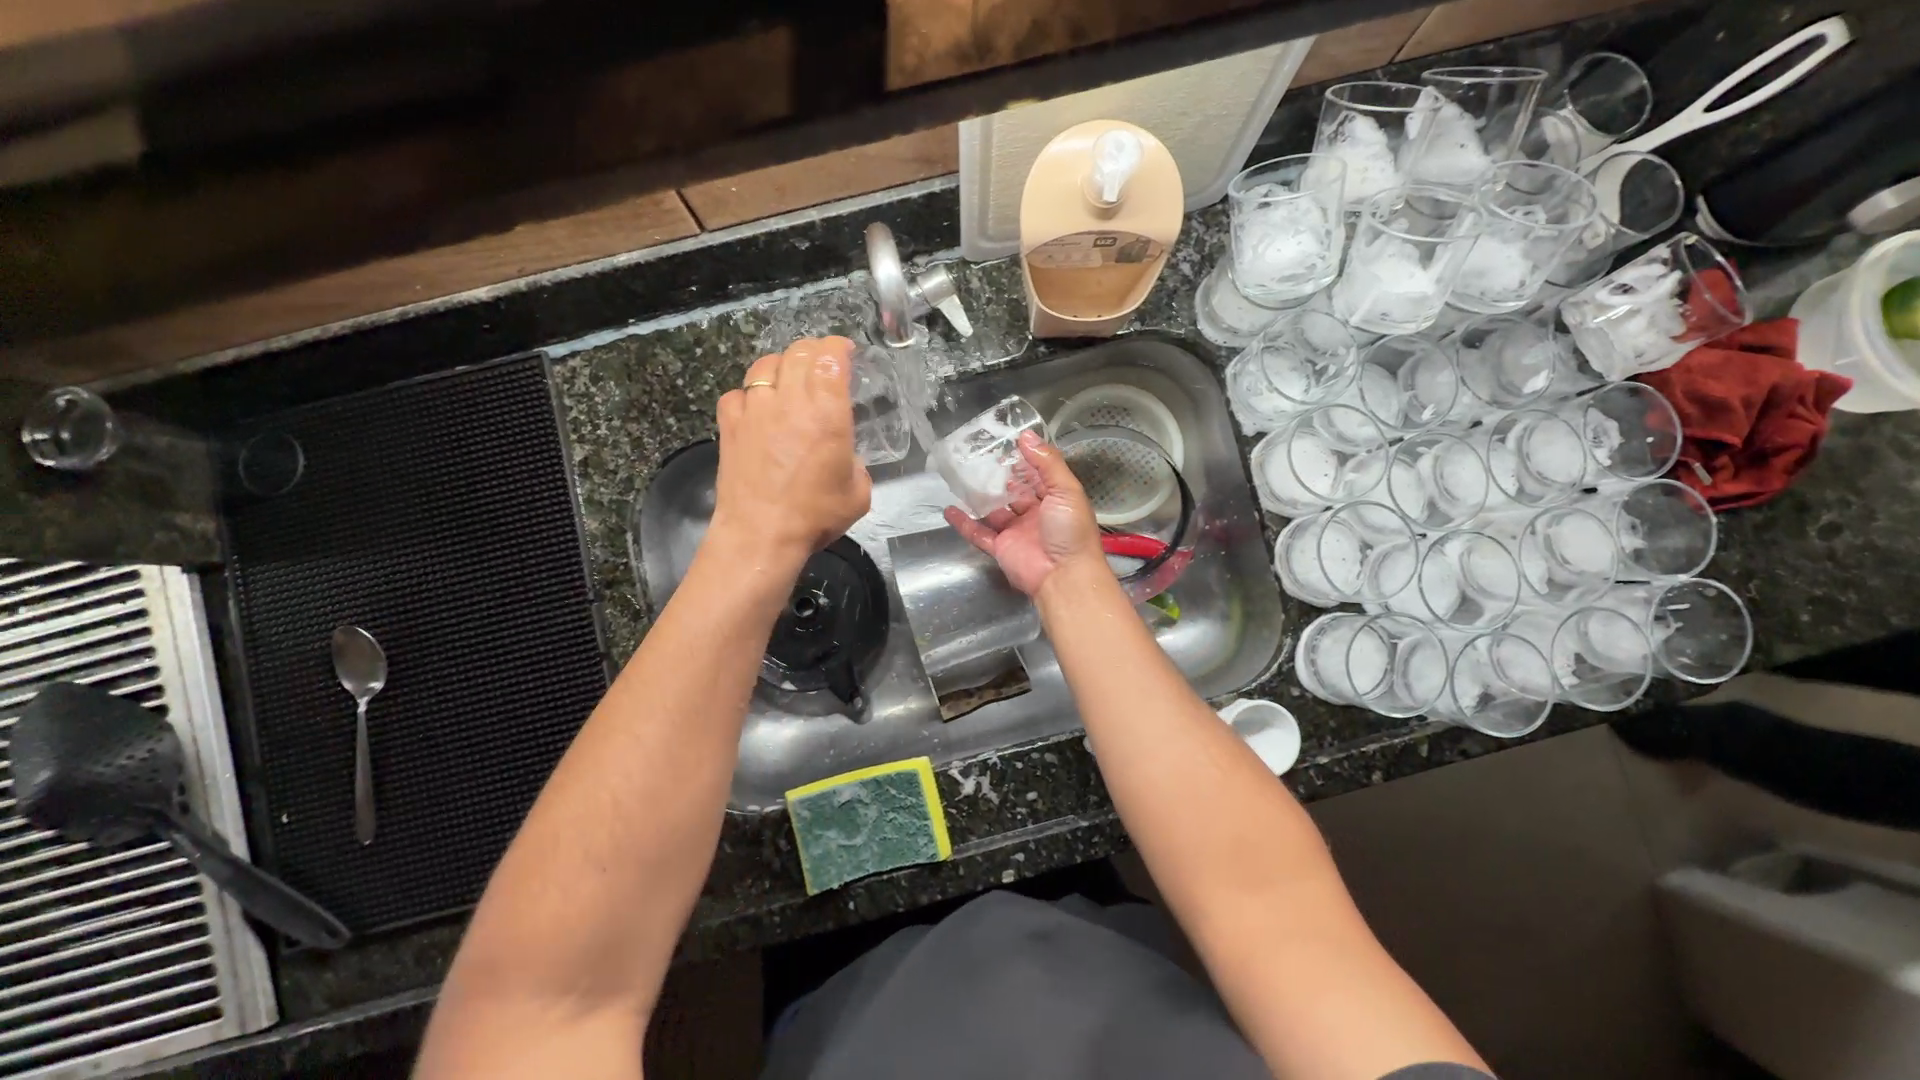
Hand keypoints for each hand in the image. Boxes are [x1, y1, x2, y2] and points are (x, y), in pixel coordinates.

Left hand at [710, 337, 871, 568]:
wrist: (761, 534)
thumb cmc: (814, 516)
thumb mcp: (858, 492)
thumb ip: (857, 464)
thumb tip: (846, 458)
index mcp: (827, 412)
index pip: (830, 356)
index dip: (838, 348)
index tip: (845, 353)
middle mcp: (790, 401)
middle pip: (798, 353)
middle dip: (813, 351)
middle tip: (821, 362)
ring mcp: (755, 410)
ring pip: (766, 365)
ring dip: (782, 366)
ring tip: (789, 379)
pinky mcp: (730, 425)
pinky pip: (738, 393)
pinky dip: (750, 394)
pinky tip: (757, 408)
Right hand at [943, 432, 1104, 596]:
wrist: (1064, 576)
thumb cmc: (1070, 530)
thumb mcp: (1066, 490)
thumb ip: (1047, 462)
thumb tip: (1026, 436)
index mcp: (1055, 499)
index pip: (1036, 474)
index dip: (1022, 459)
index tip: (1002, 442)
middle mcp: (1035, 514)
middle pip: (1013, 491)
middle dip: (998, 476)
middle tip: (976, 456)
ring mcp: (1016, 532)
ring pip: (993, 510)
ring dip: (979, 496)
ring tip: (959, 477)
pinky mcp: (1000, 548)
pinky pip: (979, 533)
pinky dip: (964, 523)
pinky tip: (950, 509)